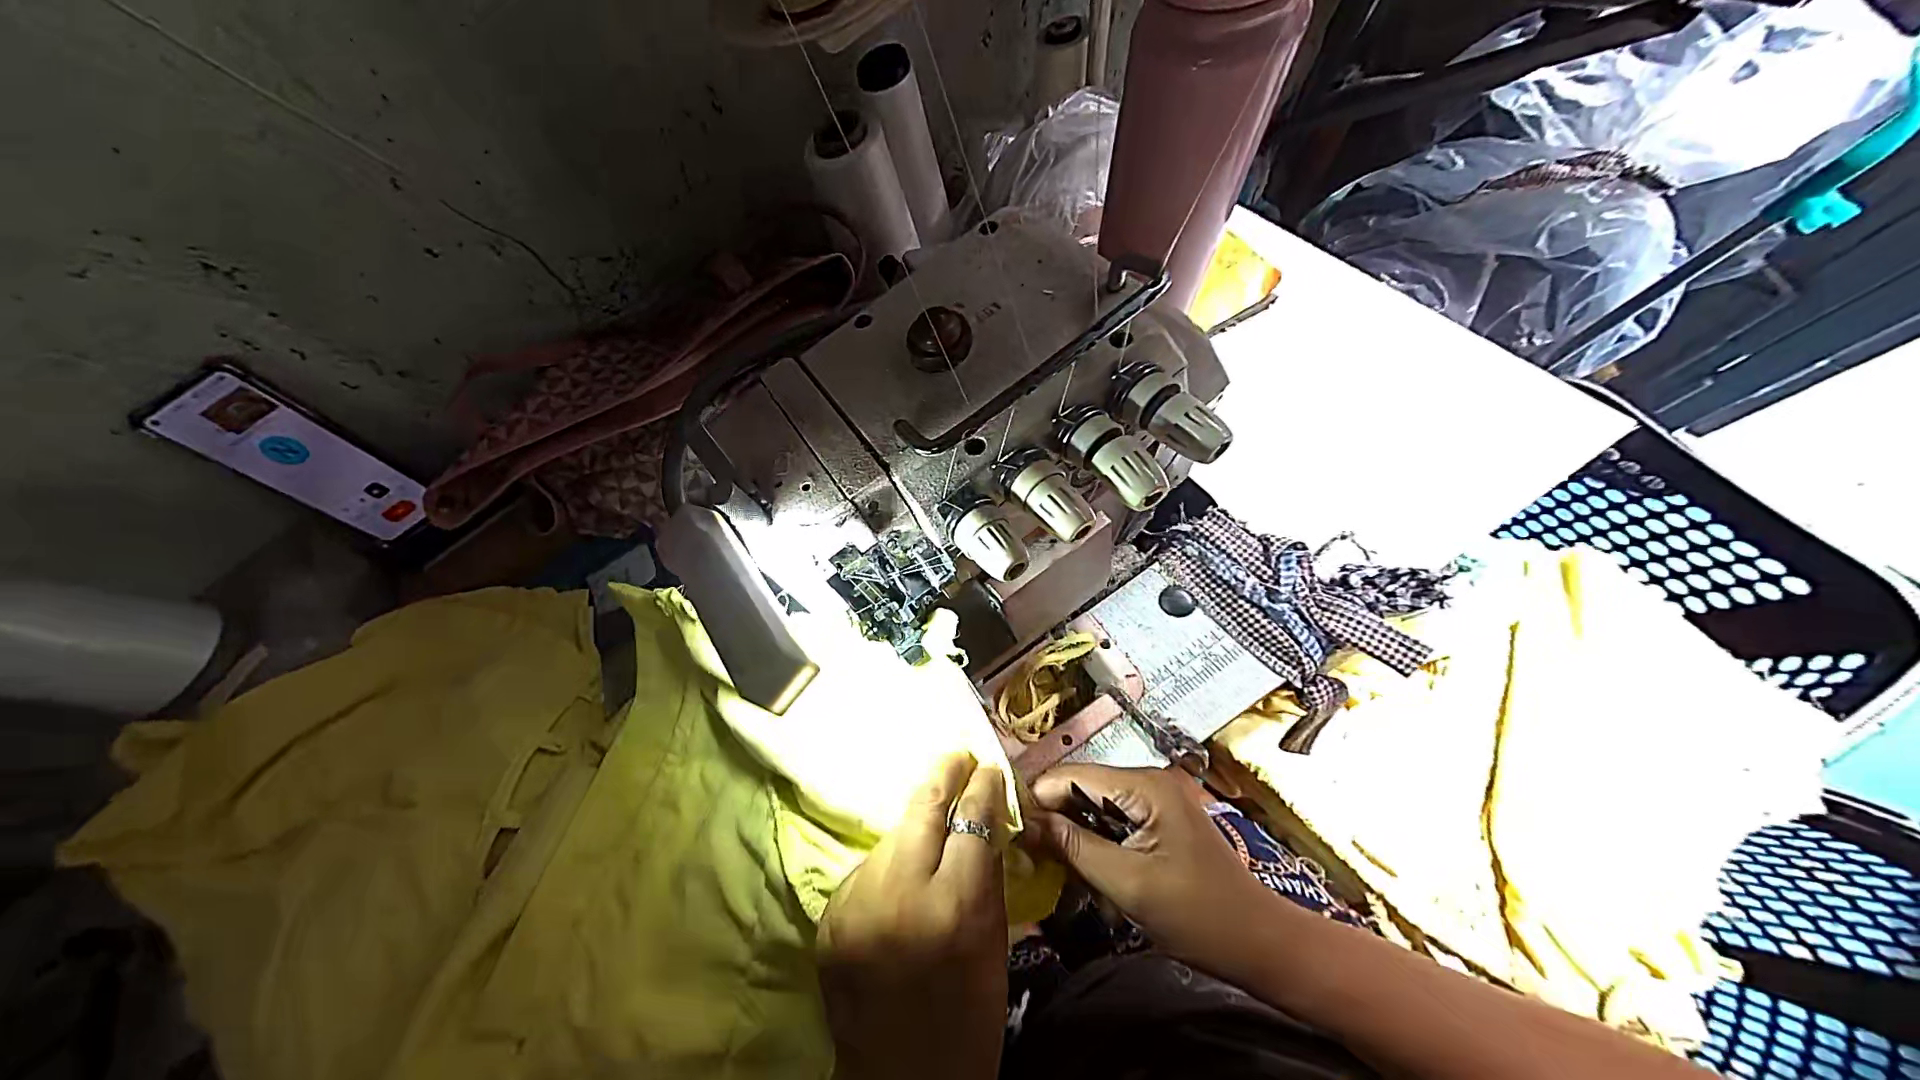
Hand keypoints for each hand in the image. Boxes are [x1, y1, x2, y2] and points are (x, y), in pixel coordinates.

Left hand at [817, 753, 1009, 1079]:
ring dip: (914, 823)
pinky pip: (868, 868)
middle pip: (922, 810)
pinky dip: (889, 862)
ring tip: (933, 814)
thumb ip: (985, 874)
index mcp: (954, 906)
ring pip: (891, 836)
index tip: (988, 769)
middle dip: (944, 776)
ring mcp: (856, 904)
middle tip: (958, 757)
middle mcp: (900, 895)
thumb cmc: (968, 1016)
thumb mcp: (992, 941)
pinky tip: (902, 870)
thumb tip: (983, 818)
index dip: (982, 788)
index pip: (971, 819)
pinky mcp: (830, 917)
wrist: (901, 1079)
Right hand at [1026, 764, 1276, 977]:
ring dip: (1073, 831)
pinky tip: (1085, 867)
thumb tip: (1024, 823)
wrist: (1258, 943)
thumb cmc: (1197, 914)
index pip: (1072, 774)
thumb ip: (1073, 846)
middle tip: (1030, 854)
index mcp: (1145, 784)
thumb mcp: (1127, 882)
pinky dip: (1094, 840)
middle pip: (1081, 786)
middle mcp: (1148, 780)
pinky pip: (1112, 819)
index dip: (1039, 799)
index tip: (1014, 832)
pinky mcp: (1158, 818)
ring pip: (1093, 804)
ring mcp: (1155, 798)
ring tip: (1053, 863)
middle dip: (1054, 816)